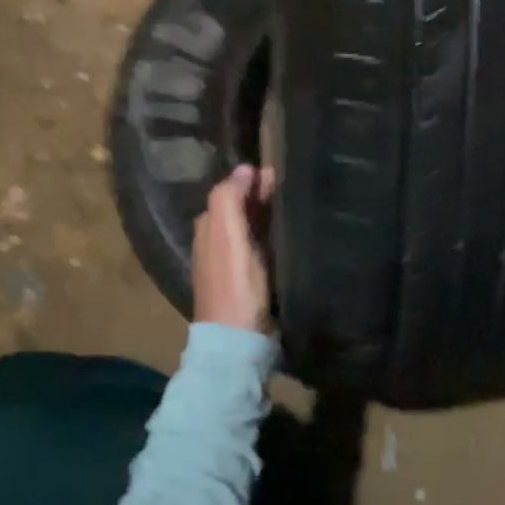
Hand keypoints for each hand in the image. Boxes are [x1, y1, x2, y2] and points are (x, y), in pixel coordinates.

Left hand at [192, 164, 274, 333]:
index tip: (277, 168)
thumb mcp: (227, 237)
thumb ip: (229, 200)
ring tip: (295, 198)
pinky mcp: (251, 276)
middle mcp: (217, 241)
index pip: (228, 192)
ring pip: (251, 224)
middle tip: (291, 180)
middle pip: (239, 208)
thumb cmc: (235, 284)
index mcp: (208, 229)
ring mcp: (234, 260)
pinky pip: (262, 243)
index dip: (249, 179)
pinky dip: (273, 231)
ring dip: (268, 210)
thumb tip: (244, 168)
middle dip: (260, 192)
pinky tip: (291, 229)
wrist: (239, 337)